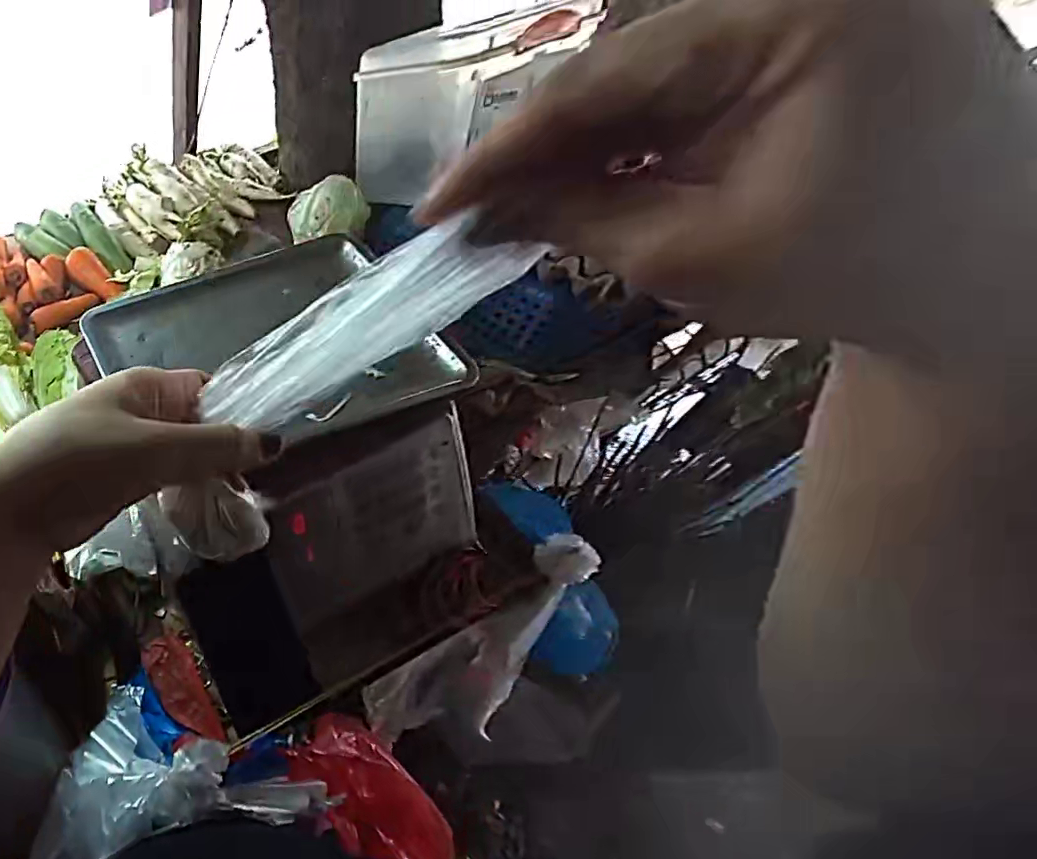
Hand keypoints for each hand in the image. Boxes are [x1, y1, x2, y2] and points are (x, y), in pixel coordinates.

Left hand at [0, 367, 280, 554]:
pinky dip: (178, 492)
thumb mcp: (154, 450)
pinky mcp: (110, 480)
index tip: (266, 451)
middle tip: (253, 487)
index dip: (238, 414)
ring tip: (234, 504)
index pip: (206, 389)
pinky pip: (157, 479)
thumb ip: (213, 446)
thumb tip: (273, 442)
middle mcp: (134, 409)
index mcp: (144, 386)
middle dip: (223, 451)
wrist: (12, 508)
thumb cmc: (82, 463)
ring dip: (202, 476)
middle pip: (194, 424)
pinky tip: (196, 511)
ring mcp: (121, 446)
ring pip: (177, 455)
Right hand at [418, 0, 1036, 365]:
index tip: (432, 209)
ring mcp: (791, 26)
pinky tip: (559, 198)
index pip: (594, 80)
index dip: (496, 153)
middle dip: (523, 155)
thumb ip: (572, 217)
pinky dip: (606, 156)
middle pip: (607, 76)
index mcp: (788, 18)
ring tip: (494, 218)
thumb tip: (483, 215)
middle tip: (455, 218)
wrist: (984, 275)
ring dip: (557, 159)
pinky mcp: (786, 60)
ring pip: (628, 92)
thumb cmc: (845, 267)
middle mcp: (787, 1)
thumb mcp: (681, 250)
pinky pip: (667, 103)